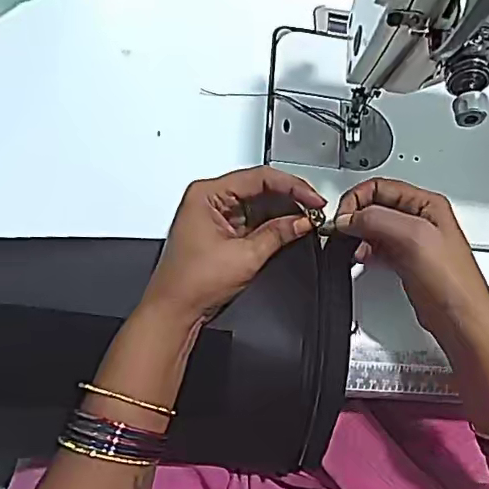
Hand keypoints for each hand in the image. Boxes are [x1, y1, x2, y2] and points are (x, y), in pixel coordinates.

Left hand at [139, 166, 326, 327]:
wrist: (175, 310)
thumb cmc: (190, 283)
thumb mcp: (245, 256)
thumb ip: (278, 234)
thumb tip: (301, 221)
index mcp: (206, 194)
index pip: (259, 178)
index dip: (292, 186)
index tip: (313, 199)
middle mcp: (208, 201)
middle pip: (259, 189)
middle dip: (289, 200)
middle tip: (314, 209)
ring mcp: (214, 217)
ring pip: (257, 206)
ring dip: (282, 214)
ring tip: (305, 221)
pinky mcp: (219, 233)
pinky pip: (251, 222)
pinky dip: (270, 227)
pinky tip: (288, 230)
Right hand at [334, 178, 488, 346]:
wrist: (458, 319)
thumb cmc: (452, 282)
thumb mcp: (413, 238)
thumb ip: (378, 220)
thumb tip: (350, 217)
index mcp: (427, 205)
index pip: (381, 187)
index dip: (357, 199)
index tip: (344, 218)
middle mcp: (420, 220)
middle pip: (375, 206)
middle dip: (355, 216)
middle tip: (343, 231)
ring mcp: (412, 242)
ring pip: (374, 227)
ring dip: (358, 234)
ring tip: (351, 246)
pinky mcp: (404, 262)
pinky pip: (377, 248)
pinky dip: (364, 250)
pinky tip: (362, 257)